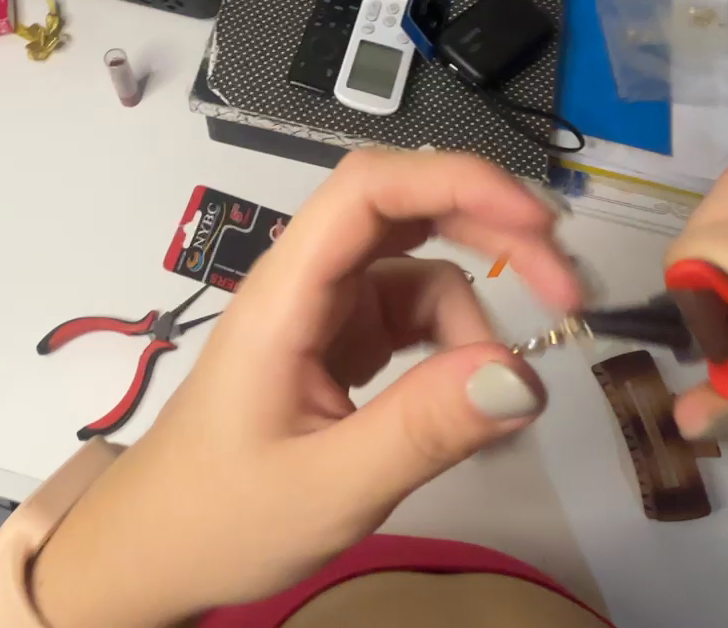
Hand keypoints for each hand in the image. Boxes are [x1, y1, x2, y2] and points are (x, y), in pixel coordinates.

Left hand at [28, 150, 578, 627]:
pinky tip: (472, 397)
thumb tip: (523, 376)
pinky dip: (456, 346)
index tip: (537, 223)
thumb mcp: (329, 487)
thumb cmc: (222, 515)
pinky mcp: (343, 336)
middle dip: (491, 231)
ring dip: (478, 311)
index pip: (367, 190)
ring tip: (508, 391)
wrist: (160, 545)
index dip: (455, 182)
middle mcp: (308, 278)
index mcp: (286, 291)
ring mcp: (327, 305)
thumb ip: (423, 429)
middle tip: (567, 291)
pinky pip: (416, 315)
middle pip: (405, 209)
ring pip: (421, 266)